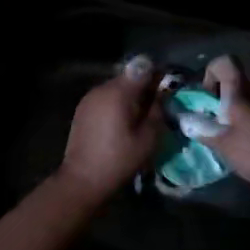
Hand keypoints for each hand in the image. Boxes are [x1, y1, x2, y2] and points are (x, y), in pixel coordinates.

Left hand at [58, 56, 164, 197]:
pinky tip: (122, 122)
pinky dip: (117, 103)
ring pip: (117, 87)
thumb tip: (162, 92)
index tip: (167, 88)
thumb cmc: (119, 160)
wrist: (82, 181)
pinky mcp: (82, 109)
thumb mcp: (148, 138)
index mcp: (118, 92)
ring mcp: (89, 98)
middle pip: (129, 76)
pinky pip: (106, 97)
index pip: (143, 68)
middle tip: (157, 105)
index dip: (158, 74)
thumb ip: (157, 109)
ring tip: (140, 116)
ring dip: (130, 95)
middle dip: (144, 86)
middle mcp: (102, 88)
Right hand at [199, 57, 249, 194]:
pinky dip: (236, 121)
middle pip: (231, 81)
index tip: (205, 97)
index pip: (225, 62)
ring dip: (225, 111)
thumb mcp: (222, 143)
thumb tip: (184, 120)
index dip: (210, 72)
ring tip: (216, 134)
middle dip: (214, 96)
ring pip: (239, 98)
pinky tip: (233, 144)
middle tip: (204, 119)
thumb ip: (201, 129)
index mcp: (240, 92)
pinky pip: (248, 112)